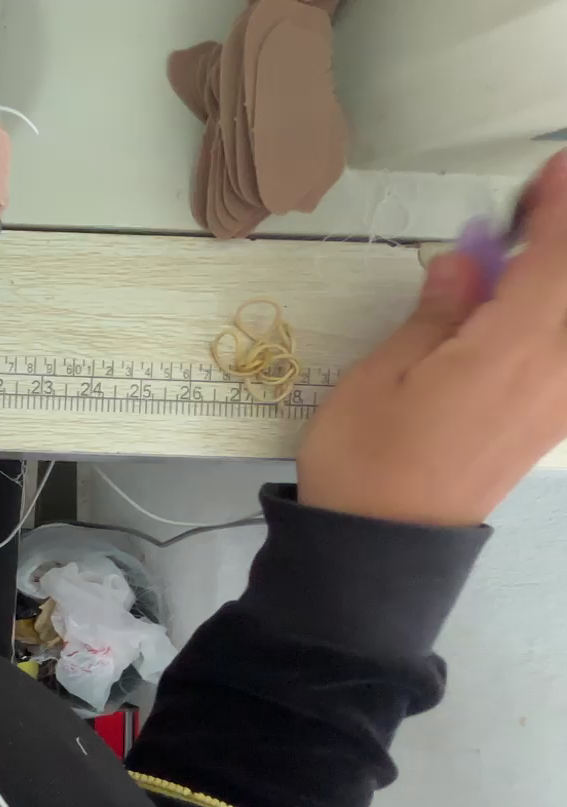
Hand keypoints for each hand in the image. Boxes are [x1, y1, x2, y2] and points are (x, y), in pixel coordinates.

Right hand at [300, 151, 566, 525]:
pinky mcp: (564, 411)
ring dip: (561, 281)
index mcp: (514, 347)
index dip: (564, 206)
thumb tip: (466, 263)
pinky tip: (533, 310)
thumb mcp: (377, 380)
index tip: (553, 169)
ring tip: (526, 266)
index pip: (561, 256)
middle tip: (543, 210)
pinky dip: (560, 315)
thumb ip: (434, 317)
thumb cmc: (363, 454)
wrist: (385, 533)